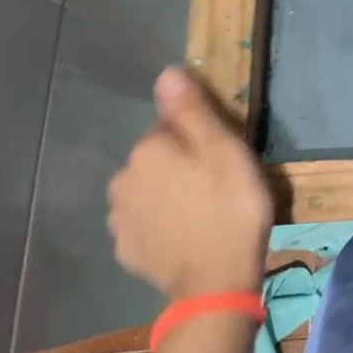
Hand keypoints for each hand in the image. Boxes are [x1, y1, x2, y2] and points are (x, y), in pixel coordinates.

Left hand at [108, 68, 272, 299]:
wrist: (216, 279)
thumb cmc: (232, 208)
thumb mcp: (226, 152)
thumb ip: (193, 112)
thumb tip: (166, 73)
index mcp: (149, 150)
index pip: (169, 127)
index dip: (199, 138)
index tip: (223, 155)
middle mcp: (123, 178)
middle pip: (155, 159)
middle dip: (179, 165)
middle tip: (217, 183)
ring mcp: (120, 217)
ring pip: (146, 191)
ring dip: (168, 194)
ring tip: (203, 210)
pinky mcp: (126, 248)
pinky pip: (144, 223)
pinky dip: (161, 224)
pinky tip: (186, 233)